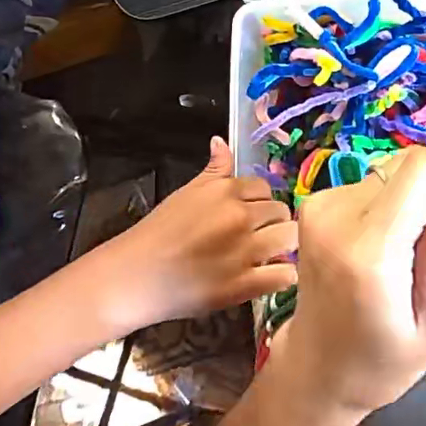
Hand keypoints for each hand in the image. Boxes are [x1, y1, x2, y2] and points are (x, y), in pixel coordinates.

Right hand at [89, 137, 297, 330]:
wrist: (136, 274)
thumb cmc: (158, 232)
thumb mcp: (186, 191)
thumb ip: (213, 169)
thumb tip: (221, 141)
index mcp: (226, 191)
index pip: (264, 187)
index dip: (260, 201)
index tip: (252, 214)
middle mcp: (240, 217)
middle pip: (281, 212)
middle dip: (274, 222)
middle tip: (260, 235)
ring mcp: (245, 251)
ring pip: (290, 238)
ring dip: (283, 246)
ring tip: (268, 254)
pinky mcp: (244, 284)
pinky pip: (284, 275)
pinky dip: (283, 276)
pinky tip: (270, 276)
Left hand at [264, 148, 425, 425]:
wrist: (316, 369)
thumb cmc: (383, 361)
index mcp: (368, 249)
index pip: (422, 169)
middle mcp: (336, 214)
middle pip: (407, 164)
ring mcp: (320, 204)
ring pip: (392, 169)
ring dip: (421, 190)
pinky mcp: (315, 202)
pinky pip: (372, 181)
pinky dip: (396, 198)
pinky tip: (400, 235)